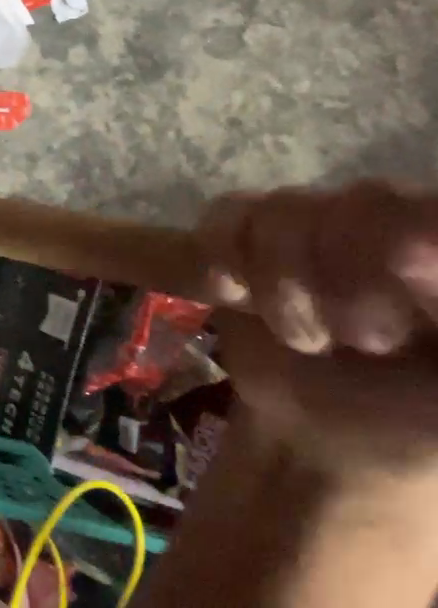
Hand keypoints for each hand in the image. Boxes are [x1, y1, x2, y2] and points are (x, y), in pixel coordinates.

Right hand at [197, 181, 437, 477]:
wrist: (324, 438)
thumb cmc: (413, 422)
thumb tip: (414, 249)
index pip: (427, 212)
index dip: (394, 252)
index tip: (383, 328)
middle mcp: (402, 223)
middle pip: (365, 201)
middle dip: (345, 283)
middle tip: (361, 341)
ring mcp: (324, 223)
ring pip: (286, 209)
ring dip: (281, 287)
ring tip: (304, 336)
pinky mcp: (249, 233)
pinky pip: (226, 212)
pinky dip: (223, 259)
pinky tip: (237, 296)